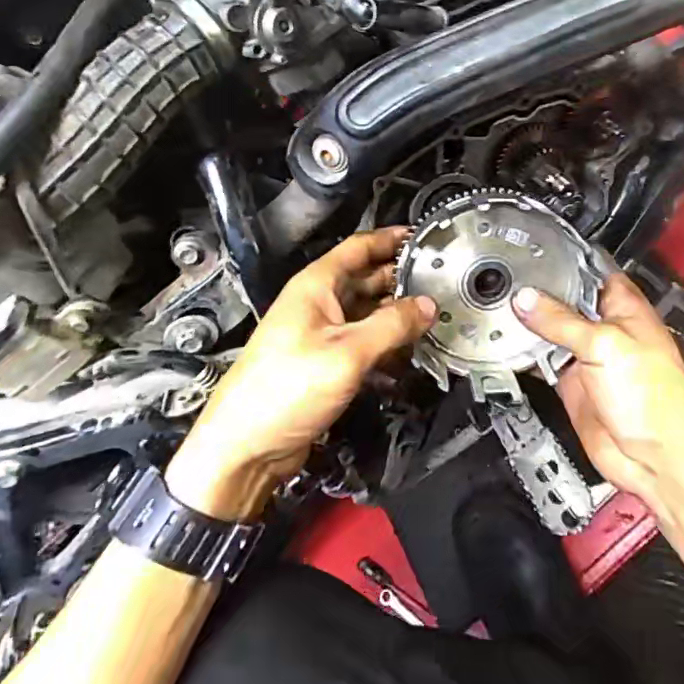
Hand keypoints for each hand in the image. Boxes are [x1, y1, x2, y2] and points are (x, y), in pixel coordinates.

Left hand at [165, 228, 435, 520]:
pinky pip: (364, 346)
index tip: (419, 236)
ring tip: (430, 321)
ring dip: (397, 318)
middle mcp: (318, 306)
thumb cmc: (279, 391)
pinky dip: (386, 348)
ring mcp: (322, 335)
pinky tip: (407, 359)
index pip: (358, 247)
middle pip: (367, 281)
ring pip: (368, 315)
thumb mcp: (347, 352)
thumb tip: (426, 307)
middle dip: (401, 281)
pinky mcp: (326, 364)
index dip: (389, 239)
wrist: (247, 447)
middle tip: (436, 284)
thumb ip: (392, 326)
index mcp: (316, 286)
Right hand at [513, 274, 683, 506]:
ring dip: (531, 325)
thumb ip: (561, 320)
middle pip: (567, 302)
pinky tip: (509, 345)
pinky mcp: (572, 385)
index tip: (538, 252)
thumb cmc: (656, 398)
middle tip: (510, 279)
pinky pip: (543, 364)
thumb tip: (527, 300)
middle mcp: (605, 330)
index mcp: (624, 309)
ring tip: (501, 307)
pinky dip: (526, 356)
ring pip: (552, 332)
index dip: (568, 260)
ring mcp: (588, 357)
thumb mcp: (605, 345)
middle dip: (542, 293)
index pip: (593, 271)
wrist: (656, 457)